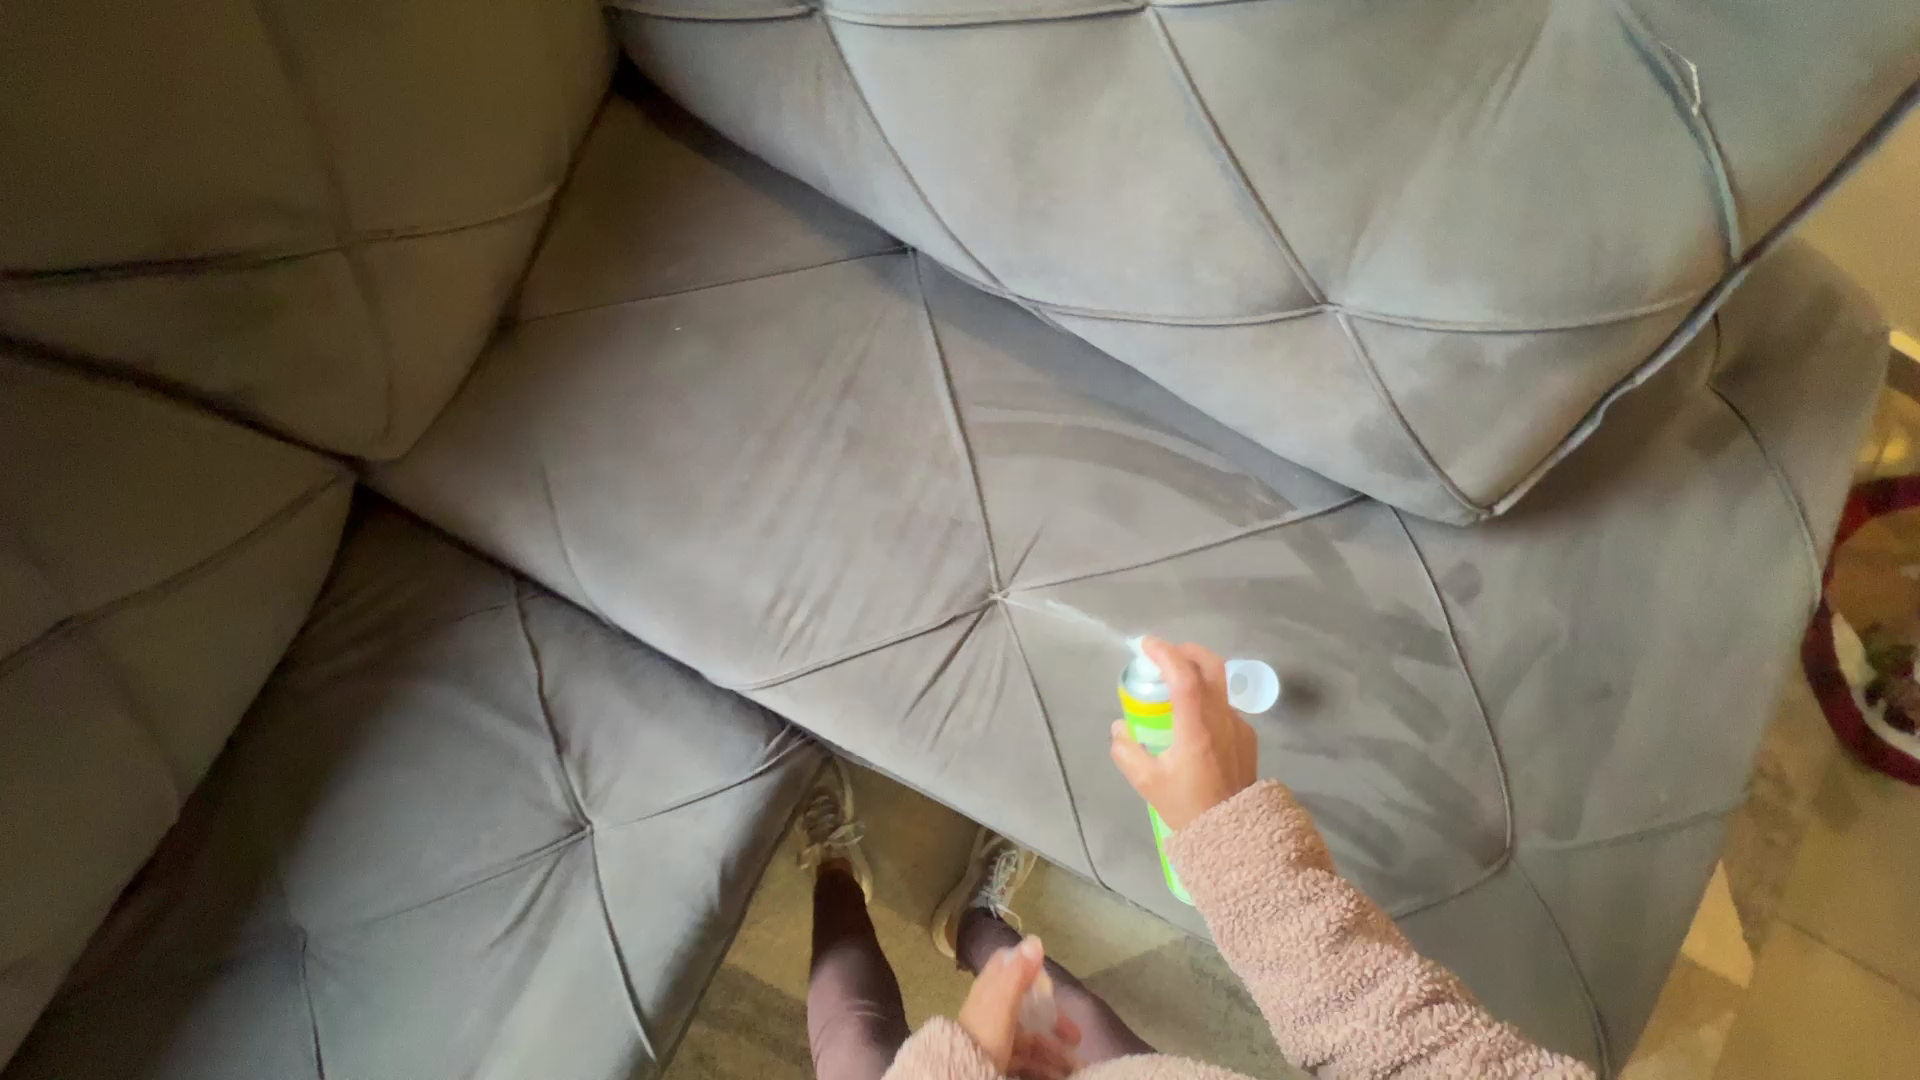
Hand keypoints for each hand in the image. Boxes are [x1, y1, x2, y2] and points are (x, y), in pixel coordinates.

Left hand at [957, 936, 1081, 1078]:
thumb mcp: (1003, 999)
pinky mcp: (998, 1058)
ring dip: (1053, 1049)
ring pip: (1030, 1037)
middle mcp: (993, 1007)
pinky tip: (1058, 1074)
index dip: (1031, 969)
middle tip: (1076, 1037)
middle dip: (1054, 1021)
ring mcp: (995, 1034)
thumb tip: (1035, 939)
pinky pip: (1026, 1058)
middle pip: (1027, 1007)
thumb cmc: (986, 1030)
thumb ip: (1018, 971)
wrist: (963, 1071)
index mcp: (991, 987)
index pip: (1009, 966)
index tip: (1051, 985)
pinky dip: (1043, 1065)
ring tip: (1075, 1066)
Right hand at [1109, 637, 1257, 830]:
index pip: (1184, 676)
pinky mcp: (1247, 736)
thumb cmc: (1188, 808)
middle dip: (1186, 650)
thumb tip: (1120, 727)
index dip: (1165, 654)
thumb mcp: (1147, 783)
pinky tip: (1193, 714)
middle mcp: (1221, 719)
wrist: (1235, 835)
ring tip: (1175, 679)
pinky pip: (1225, 703)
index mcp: (1196, 728)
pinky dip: (1207, 694)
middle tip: (1164, 653)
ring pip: (1221, 682)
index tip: (1146, 645)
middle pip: (1211, 666)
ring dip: (1198, 670)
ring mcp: (1238, 726)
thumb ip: (1126, 751)